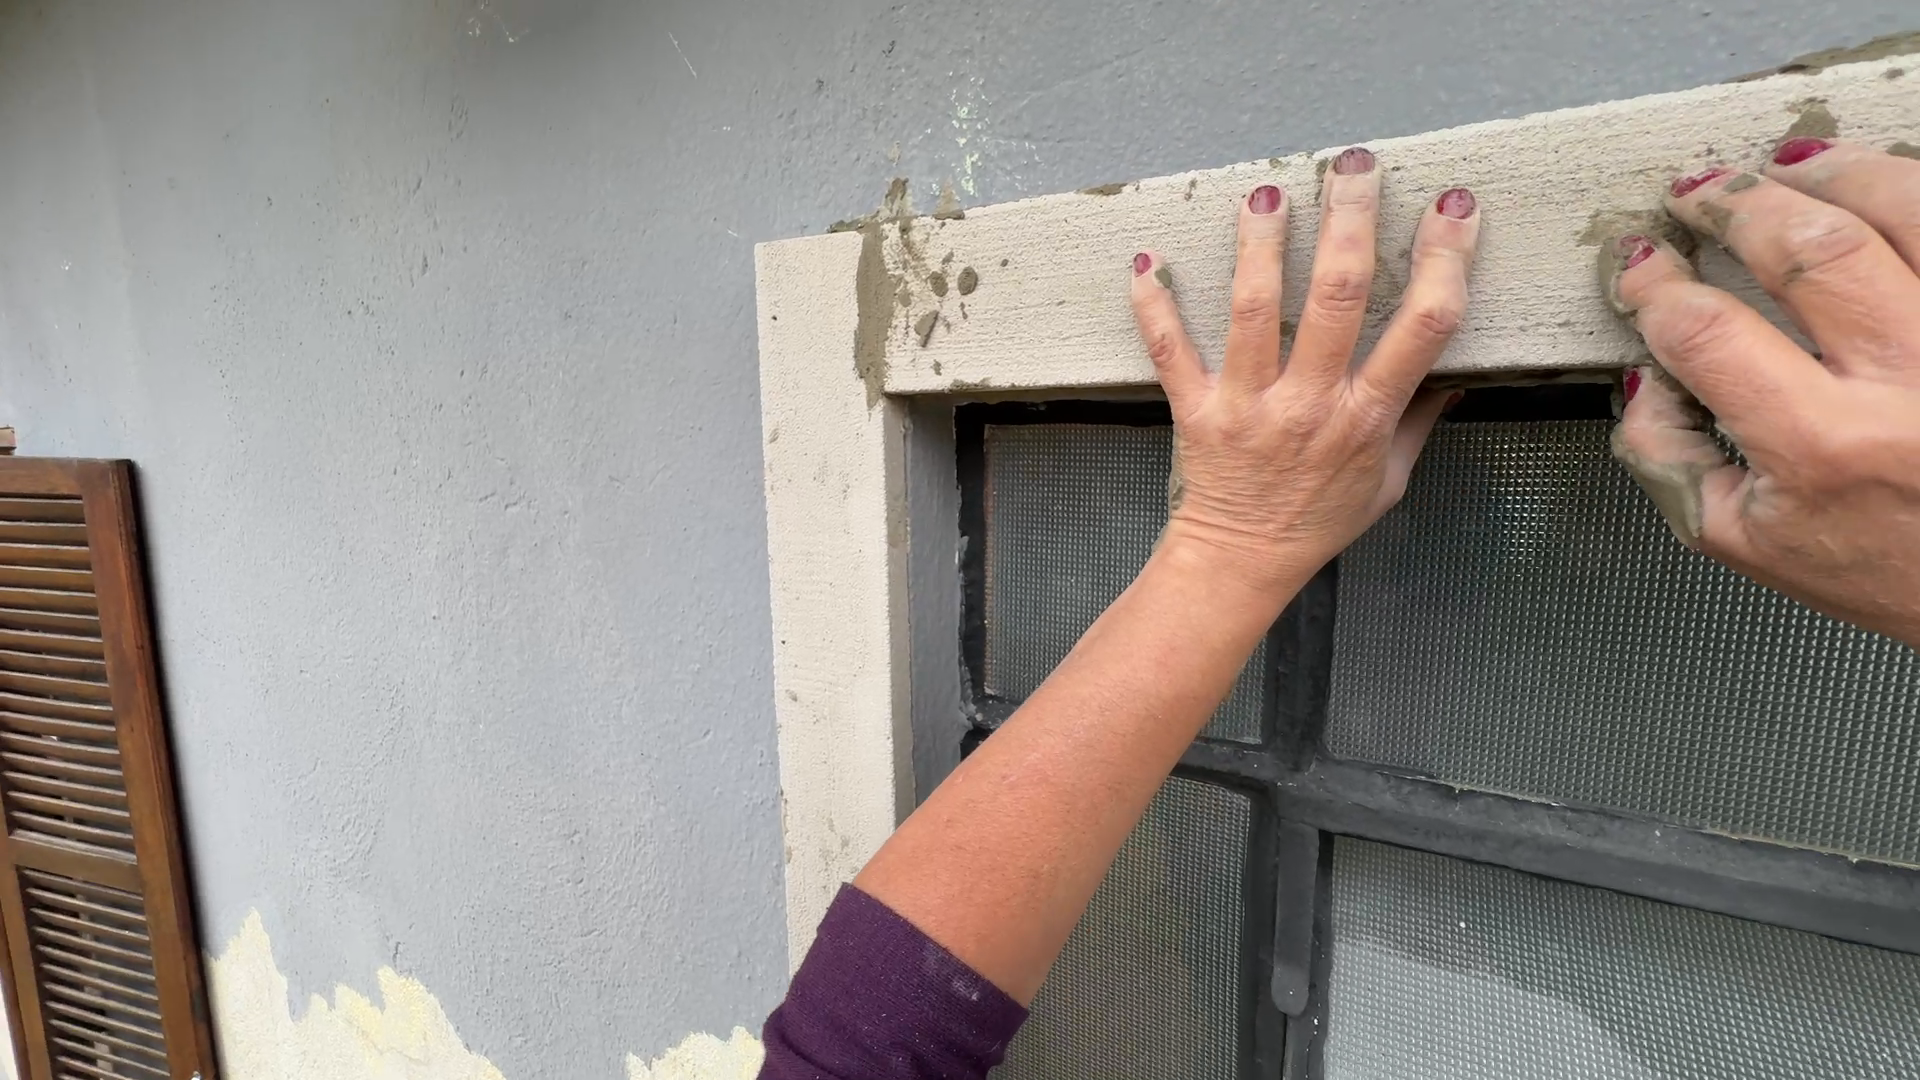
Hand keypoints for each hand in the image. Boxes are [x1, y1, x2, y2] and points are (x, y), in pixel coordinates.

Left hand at [1130, 149, 1481, 603]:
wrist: (1243, 557)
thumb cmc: (1318, 520)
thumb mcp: (1390, 480)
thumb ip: (1420, 420)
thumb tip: (1459, 368)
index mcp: (1366, 416)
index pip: (1423, 323)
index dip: (1446, 256)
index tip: (1452, 203)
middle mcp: (1308, 402)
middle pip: (1337, 296)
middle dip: (1350, 221)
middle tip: (1351, 166)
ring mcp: (1246, 405)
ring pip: (1253, 311)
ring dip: (1259, 246)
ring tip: (1264, 194)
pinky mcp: (1196, 411)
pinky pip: (1171, 352)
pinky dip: (1154, 307)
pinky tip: (1145, 263)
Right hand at [1601, 138, 1919, 647]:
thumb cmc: (1882, 566)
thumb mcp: (1733, 535)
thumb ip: (1668, 458)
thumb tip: (1646, 381)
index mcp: (1820, 443)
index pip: (1707, 333)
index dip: (1656, 286)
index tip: (1636, 264)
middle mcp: (1914, 380)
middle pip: (1813, 253)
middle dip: (1738, 208)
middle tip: (1697, 190)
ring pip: (1916, 213)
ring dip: (1839, 174)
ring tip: (1787, 162)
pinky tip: (1887, 178)